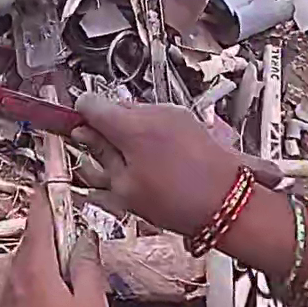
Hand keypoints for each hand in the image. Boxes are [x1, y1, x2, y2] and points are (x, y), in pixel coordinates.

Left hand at [0, 186, 108, 306]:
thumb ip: (88, 265)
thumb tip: (85, 239)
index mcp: (35, 268)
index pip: (38, 215)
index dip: (48, 191)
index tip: (57, 173)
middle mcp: (17, 277)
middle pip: (35, 235)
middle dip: (57, 224)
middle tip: (85, 223)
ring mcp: (14, 297)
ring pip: (34, 257)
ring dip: (55, 250)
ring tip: (84, 258)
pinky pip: (33, 279)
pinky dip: (50, 272)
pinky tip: (72, 288)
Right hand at [72, 95, 283, 237]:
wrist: (229, 203)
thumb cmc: (179, 202)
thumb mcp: (125, 187)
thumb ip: (101, 155)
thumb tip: (84, 135)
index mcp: (131, 126)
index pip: (90, 103)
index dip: (79, 118)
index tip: (78, 133)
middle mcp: (153, 111)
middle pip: (114, 108)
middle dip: (107, 129)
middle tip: (109, 160)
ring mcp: (173, 112)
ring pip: (136, 114)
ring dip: (130, 133)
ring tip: (139, 167)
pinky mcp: (188, 119)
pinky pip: (157, 120)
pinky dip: (151, 135)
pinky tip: (159, 163)